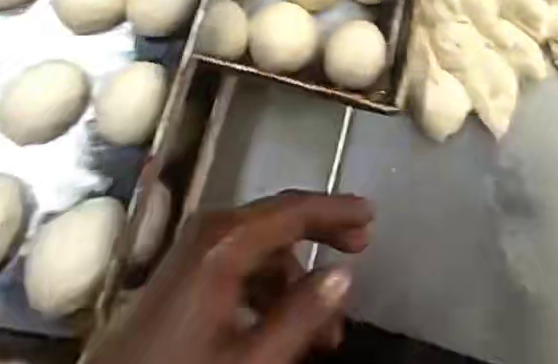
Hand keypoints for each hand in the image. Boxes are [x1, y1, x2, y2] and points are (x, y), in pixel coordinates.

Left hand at [85, 191, 374, 363]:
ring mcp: (194, 246)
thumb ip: (301, 316)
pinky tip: (284, 324)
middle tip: (362, 250)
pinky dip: (269, 286)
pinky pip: (240, 262)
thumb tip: (343, 277)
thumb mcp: (251, 360)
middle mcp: (210, 229)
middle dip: (321, 235)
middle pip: (278, 219)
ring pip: (261, 246)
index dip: (335, 210)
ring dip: (296, 277)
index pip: (292, 210)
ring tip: (325, 329)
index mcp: (226, 241)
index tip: (371, 214)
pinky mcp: (186, 268)